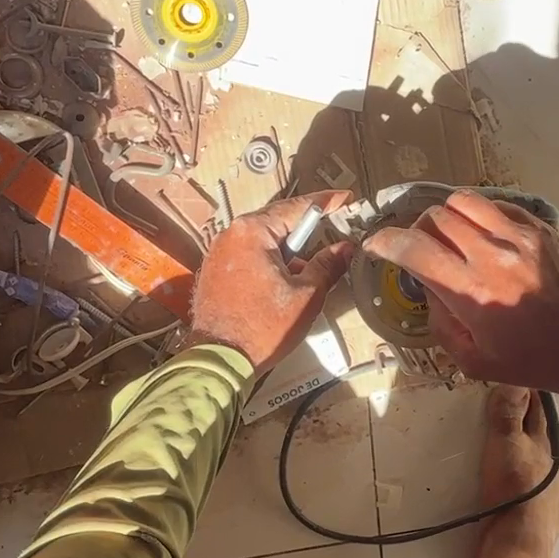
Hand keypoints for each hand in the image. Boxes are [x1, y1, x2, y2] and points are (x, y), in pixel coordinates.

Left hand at [186, 191, 354, 373]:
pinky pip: (249, 255)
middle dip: (306, 230)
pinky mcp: (214, 272)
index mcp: (252, 232)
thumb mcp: (306, 295)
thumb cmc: (262, 328)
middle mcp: (231, 235)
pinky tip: (284, 282)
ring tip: (307, 272)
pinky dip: (270, 261)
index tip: (344, 198)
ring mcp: (219, 253)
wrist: (220, 359)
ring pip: (263, 240)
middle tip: (332, 231)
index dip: (325, 202)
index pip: (296, 207)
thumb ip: (327, 265)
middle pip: (277, 221)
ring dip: (288, 250)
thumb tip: (344, 248)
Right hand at [363, 191, 558, 406]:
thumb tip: (428, 286)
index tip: (376, 245)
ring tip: (450, 237)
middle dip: (416, 231)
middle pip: (434, 217)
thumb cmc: (532, 361)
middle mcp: (491, 254)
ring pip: (462, 201)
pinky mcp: (540, 228)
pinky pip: (496, 205)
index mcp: (471, 291)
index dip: (385, 241)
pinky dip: (478, 216)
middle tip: (420, 250)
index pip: (412, 246)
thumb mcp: (472, 360)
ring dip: (445, 217)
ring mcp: (518, 235)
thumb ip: (439, 321)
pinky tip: (483, 237)